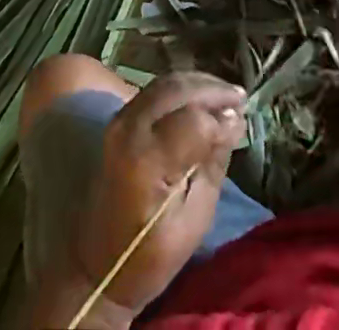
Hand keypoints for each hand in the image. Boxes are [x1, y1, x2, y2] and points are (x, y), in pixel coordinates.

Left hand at [71, 72, 244, 316]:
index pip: (192, 118)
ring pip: (160, 84)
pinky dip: (177, 91)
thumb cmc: (151, 251)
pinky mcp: (115, 120)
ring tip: (225, 97)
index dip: (220, 114)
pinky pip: (149, 93)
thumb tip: (233, 120)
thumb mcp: (195, 218)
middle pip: (173, 89)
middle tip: (240, 97)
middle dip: (210, 87)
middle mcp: (127, 129)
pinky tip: (197, 102)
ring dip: (194, 85)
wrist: (96, 253)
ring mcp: (117, 120)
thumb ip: (211, 162)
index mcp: (147, 160)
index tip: (242, 119)